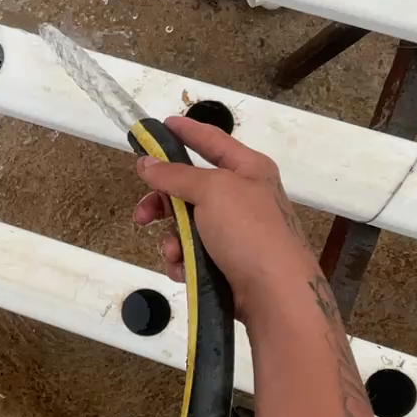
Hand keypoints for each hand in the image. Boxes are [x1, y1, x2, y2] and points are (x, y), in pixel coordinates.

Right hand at [133, 116, 319, 324]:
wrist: (273, 292)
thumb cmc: (249, 231)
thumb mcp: (211, 191)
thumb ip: (175, 175)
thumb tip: (146, 163)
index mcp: (248, 170)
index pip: (212, 141)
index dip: (187, 131)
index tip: (163, 124)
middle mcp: (241, 197)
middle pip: (188, 188)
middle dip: (162, 203)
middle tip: (142, 214)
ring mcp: (233, 231)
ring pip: (183, 224)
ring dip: (172, 238)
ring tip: (174, 252)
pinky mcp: (224, 260)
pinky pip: (190, 252)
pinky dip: (182, 260)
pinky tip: (185, 269)